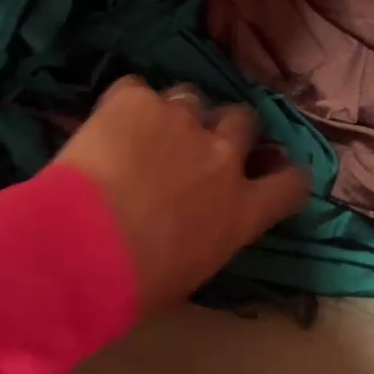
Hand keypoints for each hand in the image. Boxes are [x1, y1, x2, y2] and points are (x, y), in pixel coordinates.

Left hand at [52, 77, 310, 311]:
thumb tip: (194, 222)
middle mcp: (221, 157)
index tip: (280, 169)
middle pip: (243, 120)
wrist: (83, 246)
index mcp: (240, 211)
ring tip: (148, 127)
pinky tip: (108, 121)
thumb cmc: (134, 283)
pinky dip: (126, 103)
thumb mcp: (190, 269)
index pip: (289, 184)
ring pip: (191, 96)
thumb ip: (207, 233)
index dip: (288, 173)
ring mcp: (180, 120)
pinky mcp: (137, 99)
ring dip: (176, 110)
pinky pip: (136, 89)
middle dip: (228, 125)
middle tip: (204, 137)